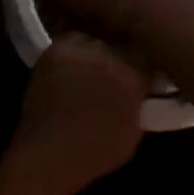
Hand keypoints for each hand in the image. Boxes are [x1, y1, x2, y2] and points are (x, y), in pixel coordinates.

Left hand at [8, 33, 147, 194]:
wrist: (46, 156)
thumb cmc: (93, 153)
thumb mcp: (132, 133)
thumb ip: (139, 103)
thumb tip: (142, 90)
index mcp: (133, 78)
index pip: (148, 58)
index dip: (144, 66)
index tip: (141, 73)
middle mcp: (110, 57)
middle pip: (123, 44)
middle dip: (123, 54)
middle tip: (116, 68)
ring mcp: (83, 50)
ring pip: (98, 38)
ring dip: (98, 49)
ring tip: (94, 63)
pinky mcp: (58, 49)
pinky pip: (73, 39)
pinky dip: (75, 48)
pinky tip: (75, 60)